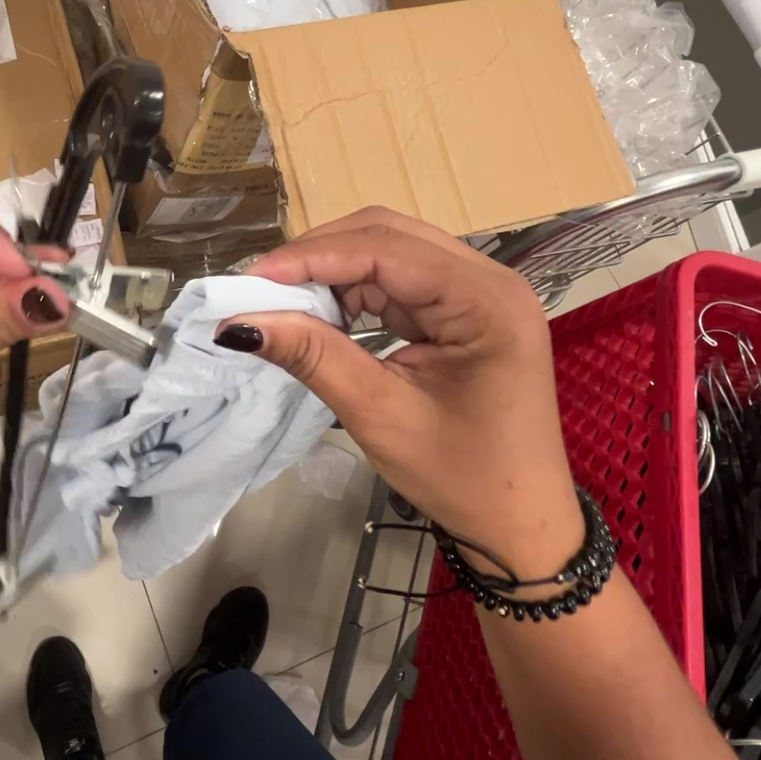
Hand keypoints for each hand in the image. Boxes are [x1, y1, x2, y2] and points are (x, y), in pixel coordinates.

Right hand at [220, 208, 583, 577]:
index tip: (252, 276)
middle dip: (321, 254)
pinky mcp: (462, 307)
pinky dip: (353, 288)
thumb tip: (241, 324)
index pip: (387, 250)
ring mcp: (478, 291)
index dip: (314, 256)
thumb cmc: (462, 477)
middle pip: (390, 235)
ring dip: (333, 268)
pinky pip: (397, 277)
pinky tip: (321, 307)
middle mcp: (489, 280)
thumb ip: (314, 358)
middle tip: (261, 284)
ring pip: (390, 249)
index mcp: (487, 303)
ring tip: (282, 296)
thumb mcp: (381, 415)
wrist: (519, 523)